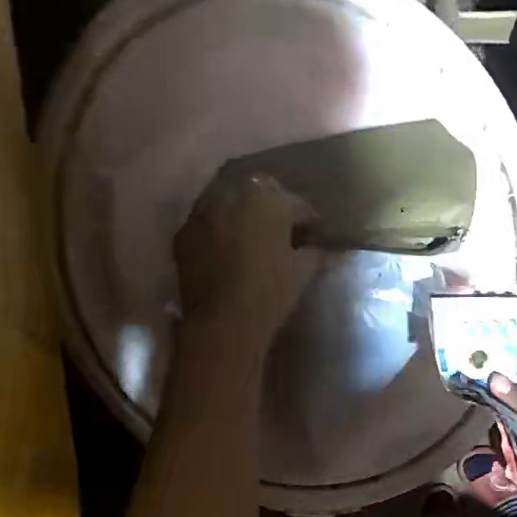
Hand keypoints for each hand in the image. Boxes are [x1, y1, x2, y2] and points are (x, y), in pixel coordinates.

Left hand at [172, 173, 319, 344]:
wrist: (223, 322)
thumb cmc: (270, 294)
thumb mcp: (302, 273)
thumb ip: (317, 255)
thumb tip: (332, 251)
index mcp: (269, 201)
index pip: (297, 205)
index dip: (309, 222)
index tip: (315, 236)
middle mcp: (233, 195)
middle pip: (260, 195)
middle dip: (273, 210)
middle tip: (281, 234)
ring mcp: (203, 212)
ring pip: (229, 205)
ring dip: (243, 217)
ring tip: (252, 241)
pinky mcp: (183, 233)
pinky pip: (207, 224)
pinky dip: (218, 233)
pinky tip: (226, 253)